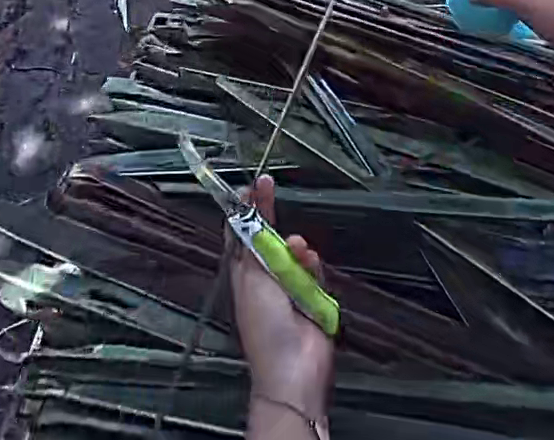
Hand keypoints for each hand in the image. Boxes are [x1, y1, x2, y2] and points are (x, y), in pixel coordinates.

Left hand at [231, 175, 333, 417]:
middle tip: (268, 185)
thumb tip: (246, 208)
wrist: (294, 367)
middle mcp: (264, 274)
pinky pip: (313, 268)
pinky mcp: (311, 294)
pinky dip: (313, 267)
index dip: (244, 208)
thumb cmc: (264, 325)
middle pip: (267, 234)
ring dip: (296, 248)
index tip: (248, 185)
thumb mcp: (251, 277)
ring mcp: (288, 284)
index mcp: (242, 272)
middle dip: (269, 214)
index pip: (240, 232)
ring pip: (293, 249)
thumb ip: (252, 241)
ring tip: (298, 252)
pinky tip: (310, 270)